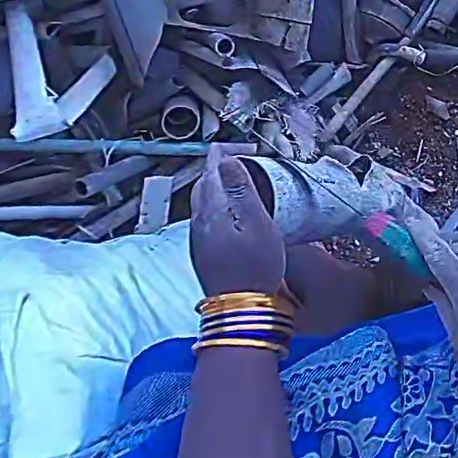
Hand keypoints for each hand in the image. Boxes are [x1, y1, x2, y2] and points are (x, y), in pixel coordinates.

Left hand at [188, 146, 285, 295]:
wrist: (242, 311)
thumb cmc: (255, 269)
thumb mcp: (257, 224)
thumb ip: (242, 191)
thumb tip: (227, 162)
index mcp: (211, 213)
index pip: (210, 175)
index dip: (218, 158)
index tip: (223, 146)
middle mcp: (199, 226)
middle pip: (202, 189)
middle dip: (213, 171)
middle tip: (228, 160)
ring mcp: (199, 242)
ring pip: (201, 205)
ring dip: (213, 189)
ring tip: (229, 182)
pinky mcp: (204, 255)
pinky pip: (205, 221)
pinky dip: (214, 207)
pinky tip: (226, 213)